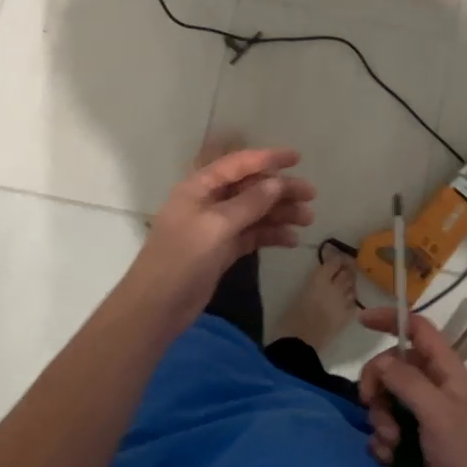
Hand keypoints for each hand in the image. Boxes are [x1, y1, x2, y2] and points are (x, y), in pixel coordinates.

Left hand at [129, 140, 315, 328]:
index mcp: (200, 187)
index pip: (238, 164)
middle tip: (311, 195)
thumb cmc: (181, 259)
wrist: (156, 308)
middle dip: (280, 189)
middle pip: (250, 188)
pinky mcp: (222, 250)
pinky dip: (271, 234)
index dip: (268, 158)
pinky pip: (252, 234)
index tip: (297, 158)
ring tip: (308, 219)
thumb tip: (277, 183)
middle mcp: (209, 202)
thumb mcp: (216, 227)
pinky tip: (291, 240)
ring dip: (280, 213)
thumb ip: (248, 203)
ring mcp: (216, 227)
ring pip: (255, 212)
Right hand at [358, 309, 466, 466]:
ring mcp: (422, 415)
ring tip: (390, 445)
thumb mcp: (437, 413)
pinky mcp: (413, 441)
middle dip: (378, 386)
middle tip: (373, 405)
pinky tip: (387, 459)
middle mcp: (433, 386)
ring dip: (380, 420)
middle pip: (392, 366)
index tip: (361, 321)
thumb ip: (408, 382)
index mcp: (446, 369)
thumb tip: (381, 361)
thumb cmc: (465, 453)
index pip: (417, 328)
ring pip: (385, 399)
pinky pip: (385, 428)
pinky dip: (381, 442)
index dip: (391, 319)